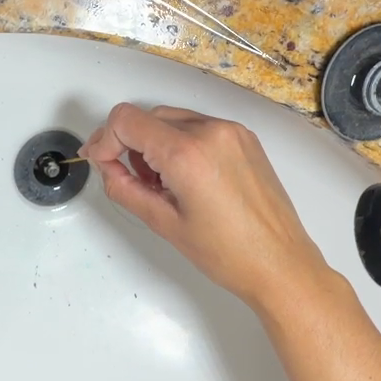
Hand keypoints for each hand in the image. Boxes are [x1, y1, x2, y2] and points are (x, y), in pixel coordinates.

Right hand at [82, 102, 332, 307]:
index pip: (126, 120)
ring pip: (171, 119)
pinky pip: (197, 127)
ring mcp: (231, 132)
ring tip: (159, 184)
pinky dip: (179, 143)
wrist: (280, 264)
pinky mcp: (244, 139)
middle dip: (128, 143)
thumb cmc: (229, 253)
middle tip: (125, 178)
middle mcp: (211, 132)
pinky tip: (182, 178)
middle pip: (148, 116)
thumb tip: (107, 168)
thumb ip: (124, 188)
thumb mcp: (162, 223)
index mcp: (188, 153)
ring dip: (153, 143)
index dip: (105, 140)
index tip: (101, 162)